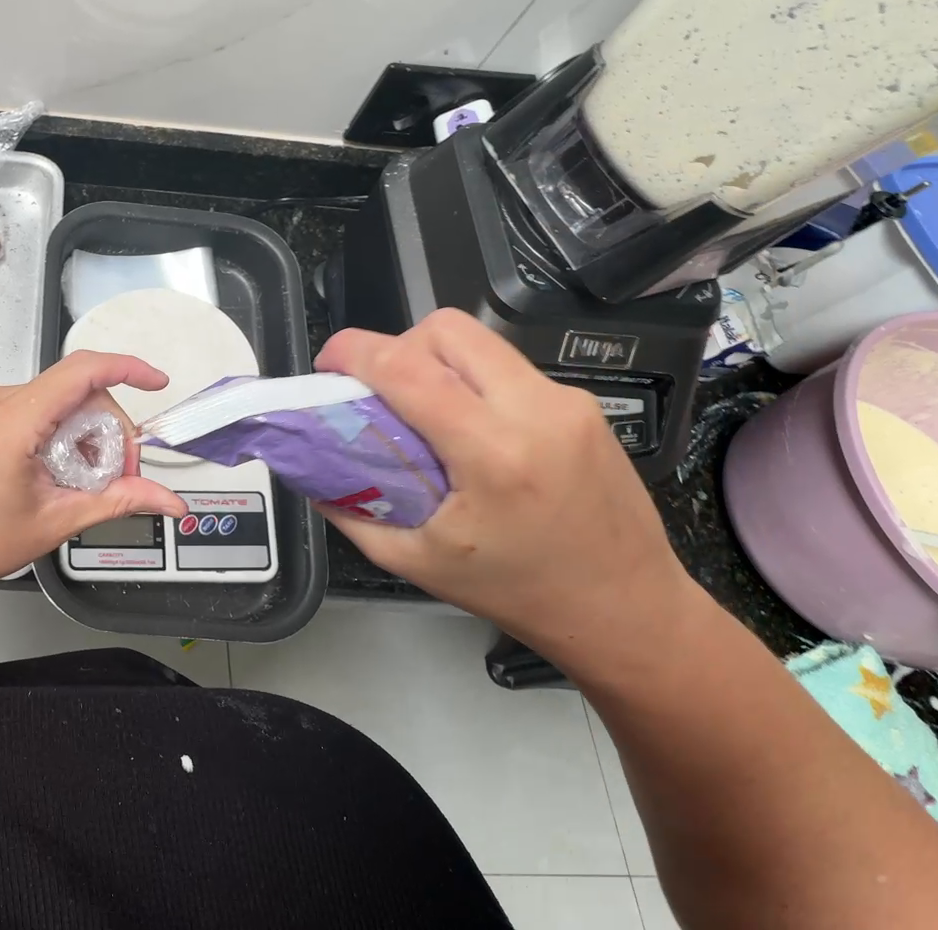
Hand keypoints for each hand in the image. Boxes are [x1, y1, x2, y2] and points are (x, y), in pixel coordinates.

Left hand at [0, 351, 187, 606]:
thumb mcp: (55, 521)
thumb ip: (117, 501)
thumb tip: (169, 501)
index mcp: (12, 423)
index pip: (81, 371)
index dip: (127, 368)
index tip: (158, 382)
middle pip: (77, 389)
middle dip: (110, 427)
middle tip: (121, 475)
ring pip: (59, 399)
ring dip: (87, 432)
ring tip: (88, 480)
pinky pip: (37, 408)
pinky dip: (62, 432)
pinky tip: (62, 471)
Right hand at [315, 310, 693, 661]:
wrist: (626, 608)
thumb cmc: (519, 592)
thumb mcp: (415, 561)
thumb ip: (352, 511)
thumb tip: (310, 471)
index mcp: (493, 454)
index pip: (409, 369)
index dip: (354, 352)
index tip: (327, 363)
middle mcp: (537, 411)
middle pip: (446, 329)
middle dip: (396, 345)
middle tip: (376, 387)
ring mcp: (567, 401)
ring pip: (479, 341)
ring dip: (433, 359)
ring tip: (418, 409)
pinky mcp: (581, 404)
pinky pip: (506, 367)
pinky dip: (469, 380)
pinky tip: (463, 427)